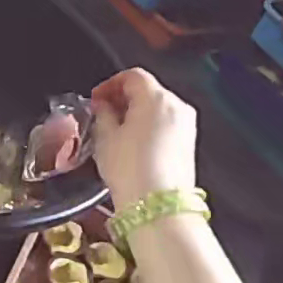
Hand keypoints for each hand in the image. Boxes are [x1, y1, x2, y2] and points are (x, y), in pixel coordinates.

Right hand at [91, 68, 197, 203]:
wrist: (158, 205)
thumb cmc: (129, 169)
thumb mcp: (106, 138)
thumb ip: (103, 114)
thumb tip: (103, 106)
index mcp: (156, 98)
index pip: (132, 76)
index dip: (109, 84)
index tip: (94, 98)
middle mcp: (176, 105)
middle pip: (147, 90)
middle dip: (122, 98)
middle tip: (100, 113)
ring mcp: (186, 124)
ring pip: (156, 107)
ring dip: (134, 112)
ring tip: (113, 130)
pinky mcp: (188, 142)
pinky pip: (165, 123)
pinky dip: (147, 125)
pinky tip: (130, 143)